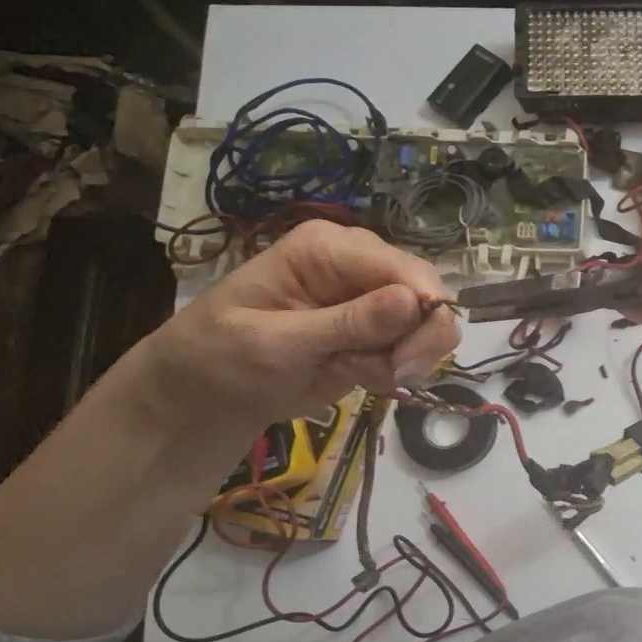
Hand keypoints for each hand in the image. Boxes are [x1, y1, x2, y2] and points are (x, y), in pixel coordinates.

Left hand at [132, 220, 458, 432]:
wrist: (209, 392)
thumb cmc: (225, 357)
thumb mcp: (279, 343)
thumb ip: (347, 323)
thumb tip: (413, 301)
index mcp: (330, 249)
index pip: (406, 270)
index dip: (424, 311)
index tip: (404, 362)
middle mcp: (361, 265)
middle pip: (430, 295)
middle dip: (417, 342)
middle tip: (387, 375)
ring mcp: (375, 297)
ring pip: (432, 325)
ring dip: (405, 359)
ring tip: (358, 372)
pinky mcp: (382, 328)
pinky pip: (420, 347)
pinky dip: (399, 369)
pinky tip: (362, 374)